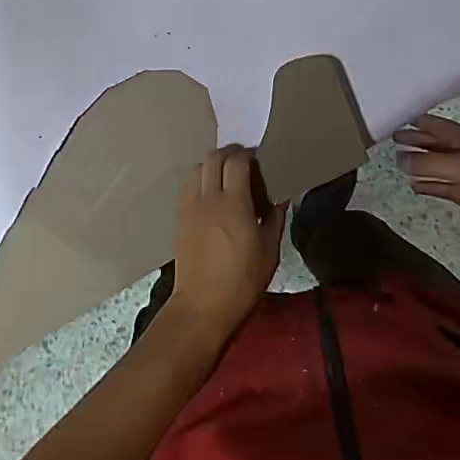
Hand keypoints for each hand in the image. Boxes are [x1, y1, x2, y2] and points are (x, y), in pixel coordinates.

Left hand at [169, 145, 286, 341]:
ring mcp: (190, 207)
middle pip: (213, 158)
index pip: (236, 162)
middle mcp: (209, 199)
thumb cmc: (242, 281)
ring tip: (225, 178)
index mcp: (234, 204)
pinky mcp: (179, 218)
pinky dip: (198, 180)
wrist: (203, 306)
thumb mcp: (269, 252)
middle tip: (243, 163)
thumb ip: (274, 220)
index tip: (257, 159)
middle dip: (228, 153)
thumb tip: (280, 201)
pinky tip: (210, 195)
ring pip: (196, 168)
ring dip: (211, 165)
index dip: (247, 154)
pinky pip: (186, 186)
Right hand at [394, 114, 459, 247]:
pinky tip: (416, 187)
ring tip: (400, 162)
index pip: (442, 127)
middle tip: (396, 138)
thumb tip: (401, 159)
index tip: (404, 119)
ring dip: (421, 164)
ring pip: (440, 166)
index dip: (424, 122)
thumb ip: (430, 163)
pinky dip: (430, 185)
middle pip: (439, 145)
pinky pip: (444, 187)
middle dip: (418, 141)